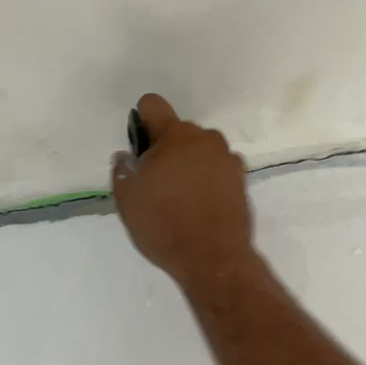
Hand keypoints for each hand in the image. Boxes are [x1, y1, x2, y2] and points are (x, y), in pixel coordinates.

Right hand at [111, 94, 255, 286]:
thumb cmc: (164, 225)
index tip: (140, 150)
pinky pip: (217, 169)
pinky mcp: (242, 180)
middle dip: (165, 150)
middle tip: (157, 185)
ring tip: (181, 200)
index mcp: (175, 136)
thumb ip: (123, 170)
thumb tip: (127, 157)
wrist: (213, 259)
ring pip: (199, 151)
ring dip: (188, 165)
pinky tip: (201, 207)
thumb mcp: (128, 200)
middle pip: (178, 132)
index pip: (152, 105)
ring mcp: (227, 158)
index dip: (141, 122)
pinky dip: (208, 180)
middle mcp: (205, 139)